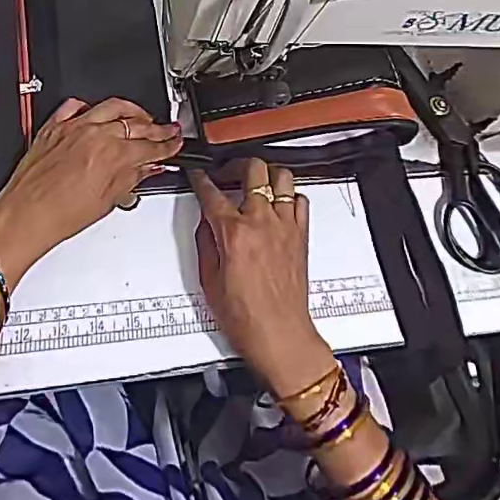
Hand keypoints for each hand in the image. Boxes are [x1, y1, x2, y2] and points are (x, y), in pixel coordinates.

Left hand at [0, 98, 180, 288]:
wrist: (23, 217)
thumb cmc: (58, 216)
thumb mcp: (107, 202)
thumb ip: (132, 177)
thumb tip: (146, 168)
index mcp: (113, 154)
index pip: (152, 146)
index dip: (168, 145)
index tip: (175, 143)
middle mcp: (95, 134)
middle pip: (137, 123)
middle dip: (157, 128)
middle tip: (167, 131)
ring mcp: (74, 127)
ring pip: (112, 106)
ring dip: (132, 110)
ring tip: (141, 116)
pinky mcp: (54, 126)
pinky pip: (76, 105)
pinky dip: (90, 107)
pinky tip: (97, 113)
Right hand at [191, 161, 334, 397]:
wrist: (279, 335)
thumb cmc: (247, 317)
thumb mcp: (209, 280)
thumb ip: (205, 243)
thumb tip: (205, 222)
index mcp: (234, 233)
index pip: (212, 192)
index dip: (201, 179)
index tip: (199, 176)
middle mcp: (262, 222)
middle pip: (252, 169)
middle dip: (235, 164)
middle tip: (227, 172)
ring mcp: (285, 225)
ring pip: (281, 177)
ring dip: (265, 175)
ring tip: (254, 182)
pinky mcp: (301, 234)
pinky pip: (299, 200)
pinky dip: (288, 196)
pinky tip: (278, 204)